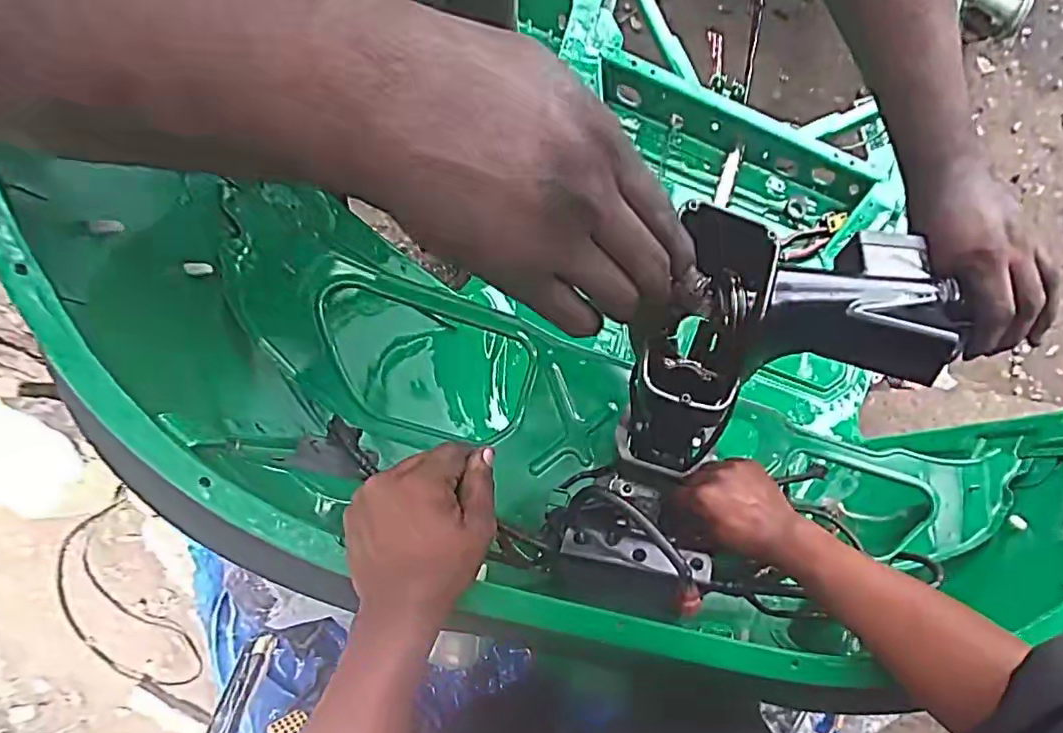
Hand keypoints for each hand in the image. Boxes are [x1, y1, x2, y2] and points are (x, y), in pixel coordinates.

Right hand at [294, 4, 694, 337]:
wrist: (381, 99)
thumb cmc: (450, 81)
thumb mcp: (547, 86)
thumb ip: (593, 141)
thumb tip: (618, 183)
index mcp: (602, 142)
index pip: (666, 218)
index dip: (679, 255)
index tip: (681, 273)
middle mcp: (590, 194)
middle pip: (654, 268)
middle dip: (659, 291)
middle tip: (655, 300)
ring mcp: (557, 240)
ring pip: (624, 299)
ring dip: (623, 307)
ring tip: (612, 302)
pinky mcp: (520, 277)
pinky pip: (579, 320)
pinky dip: (585, 322)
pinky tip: (577, 310)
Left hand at [344, 443, 494, 624]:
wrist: (399, 607)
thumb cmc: (445, 571)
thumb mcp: (478, 529)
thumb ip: (481, 485)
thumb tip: (483, 454)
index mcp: (419, 481)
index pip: (451, 452)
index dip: (469, 464)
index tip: (474, 487)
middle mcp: (386, 479)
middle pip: (425, 461)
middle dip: (443, 478)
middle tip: (453, 511)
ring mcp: (364, 495)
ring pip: (403, 476)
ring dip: (419, 489)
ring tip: (427, 522)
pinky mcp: (352, 512)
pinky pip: (383, 494)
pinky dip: (398, 502)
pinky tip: (406, 529)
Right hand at [675, 459, 811, 564]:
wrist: (779, 533)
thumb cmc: (751, 539)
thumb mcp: (710, 537)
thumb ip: (690, 524)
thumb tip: (682, 521)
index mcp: (703, 495)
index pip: (676, 494)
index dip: (676, 505)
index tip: (679, 509)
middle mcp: (717, 476)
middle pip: (691, 478)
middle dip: (692, 492)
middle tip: (698, 505)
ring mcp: (734, 467)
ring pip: (710, 469)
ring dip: (709, 481)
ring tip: (718, 497)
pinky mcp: (749, 464)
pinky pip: (729, 465)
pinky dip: (728, 475)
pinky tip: (734, 490)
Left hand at [908, 154, 1057, 356]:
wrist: (950, 168)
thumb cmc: (934, 211)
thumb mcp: (929, 260)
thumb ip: (940, 291)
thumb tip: (942, 322)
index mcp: (986, 260)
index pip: (997, 315)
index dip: (987, 341)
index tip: (971, 352)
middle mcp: (1015, 251)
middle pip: (1028, 306)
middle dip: (1010, 336)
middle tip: (991, 350)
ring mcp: (1028, 239)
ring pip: (1047, 288)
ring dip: (1040, 319)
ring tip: (1030, 340)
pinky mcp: (1032, 232)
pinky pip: (1050, 268)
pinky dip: (1049, 292)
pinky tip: (1044, 306)